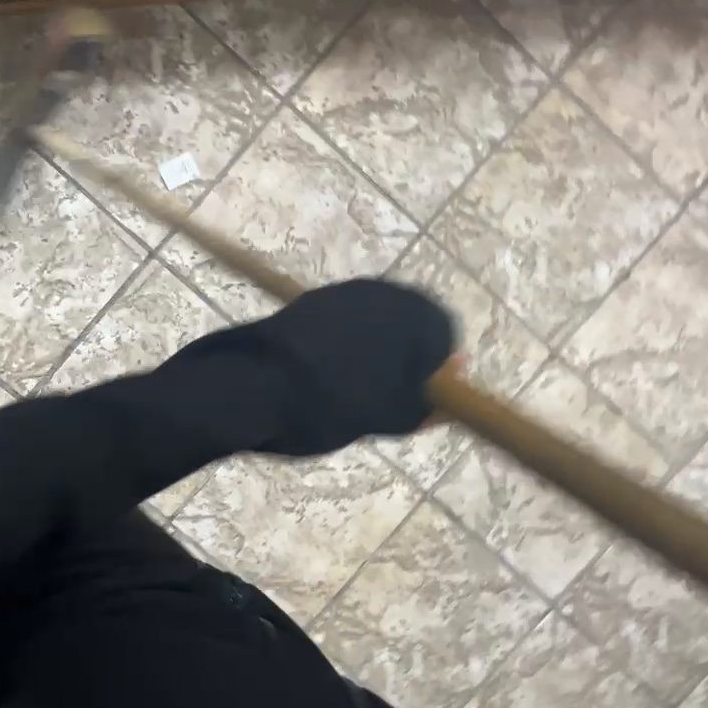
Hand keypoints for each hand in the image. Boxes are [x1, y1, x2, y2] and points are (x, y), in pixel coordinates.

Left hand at [179, 279, 456, 455]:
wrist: (252, 385)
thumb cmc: (334, 404)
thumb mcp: (393, 416)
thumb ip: (429, 399)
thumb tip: (454, 376)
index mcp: (416, 312)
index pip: (441, 340)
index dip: (427, 373)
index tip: (408, 400)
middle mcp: (378, 291)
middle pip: (401, 329)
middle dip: (393, 360)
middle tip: (374, 400)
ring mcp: (334, 293)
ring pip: (365, 328)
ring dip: (360, 355)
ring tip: (340, 393)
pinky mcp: (298, 304)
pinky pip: (331, 329)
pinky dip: (330, 350)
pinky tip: (314, 378)